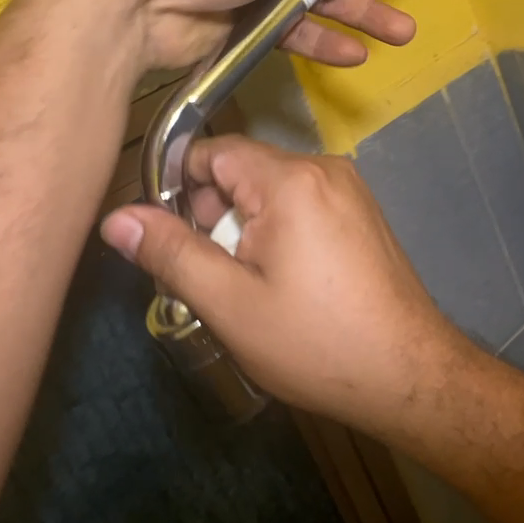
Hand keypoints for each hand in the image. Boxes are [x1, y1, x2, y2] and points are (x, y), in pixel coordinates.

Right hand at [100, 137, 470, 431]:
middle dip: (214, 213)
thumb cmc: (314, 340)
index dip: (180, 186)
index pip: (215, 151)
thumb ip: (172, 252)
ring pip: (272, 191)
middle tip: (211, 275)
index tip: (167, 235)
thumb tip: (116, 217)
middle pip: (244, 170)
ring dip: (245, 227)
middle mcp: (325, 168)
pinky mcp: (361, 211)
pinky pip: (302, 204)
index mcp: (292, 179)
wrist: (406, 371)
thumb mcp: (230, 303)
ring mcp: (349, 188)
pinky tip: (283, 282)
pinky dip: (278, 231)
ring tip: (247, 286)